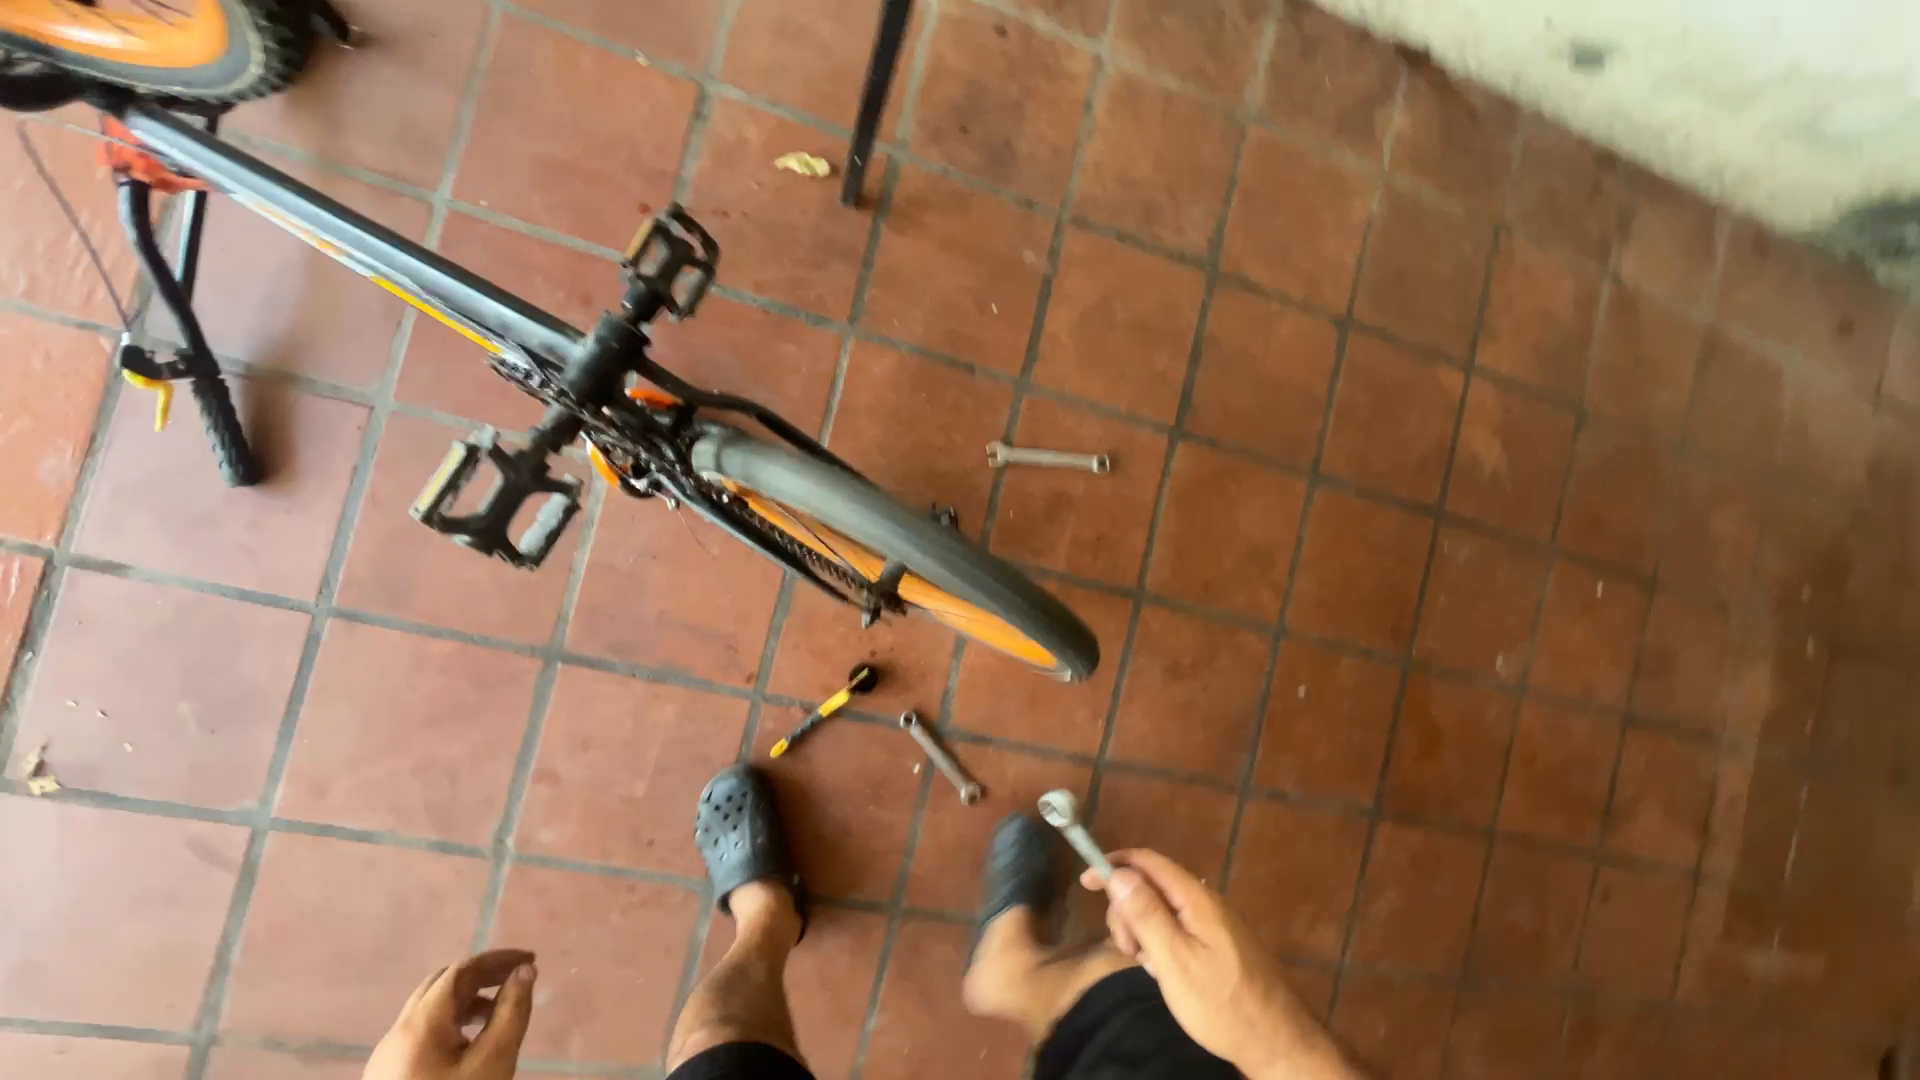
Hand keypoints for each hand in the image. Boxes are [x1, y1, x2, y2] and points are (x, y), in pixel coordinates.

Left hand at [364, 949, 537, 1079]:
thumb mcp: (494, 1060)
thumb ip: (512, 1010)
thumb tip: (524, 972)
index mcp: (421, 1023)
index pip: (462, 970)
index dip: (498, 959)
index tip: (531, 960)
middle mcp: (397, 1032)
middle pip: (441, 984)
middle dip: (481, 974)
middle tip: (516, 978)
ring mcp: (386, 1056)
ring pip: (429, 1008)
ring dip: (466, 998)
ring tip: (498, 1009)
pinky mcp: (385, 1076)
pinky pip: (421, 1031)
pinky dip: (451, 1020)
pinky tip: (470, 1041)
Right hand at [1082, 851, 1357, 1079]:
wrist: (1276, 1043)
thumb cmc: (1221, 1004)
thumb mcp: (1174, 961)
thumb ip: (1146, 914)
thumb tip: (1118, 873)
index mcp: (1195, 898)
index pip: (1147, 861)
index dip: (1113, 864)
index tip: (1086, 883)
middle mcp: (1204, 901)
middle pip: (1150, 884)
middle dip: (1127, 910)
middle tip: (1127, 950)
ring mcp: (1211, 922)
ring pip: (1160, 908)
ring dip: (1142, 931)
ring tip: (1148, 967)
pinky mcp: (1215, 942)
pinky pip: (1175, 927)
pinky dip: (1159, 943)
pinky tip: (1163, 972)